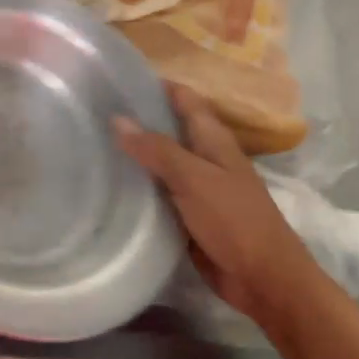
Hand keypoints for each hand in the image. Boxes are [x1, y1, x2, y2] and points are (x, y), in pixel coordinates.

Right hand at [115, 83, 322, 322]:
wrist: (265, 281)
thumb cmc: (235, 221)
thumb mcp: (193, 178)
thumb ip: (156, 149)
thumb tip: (117, 118)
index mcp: (213, 139)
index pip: (182, 97)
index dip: (154, 84)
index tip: (116, 77)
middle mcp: (205, 156)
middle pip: (168, 128)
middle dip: (136, 118)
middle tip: (93, 110)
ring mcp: (198, 187)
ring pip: (161, 161)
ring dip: (135, 153)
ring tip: (92, 141)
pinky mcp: (189, 215)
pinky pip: (159, 192)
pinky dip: (139, 185)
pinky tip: (110, 183)